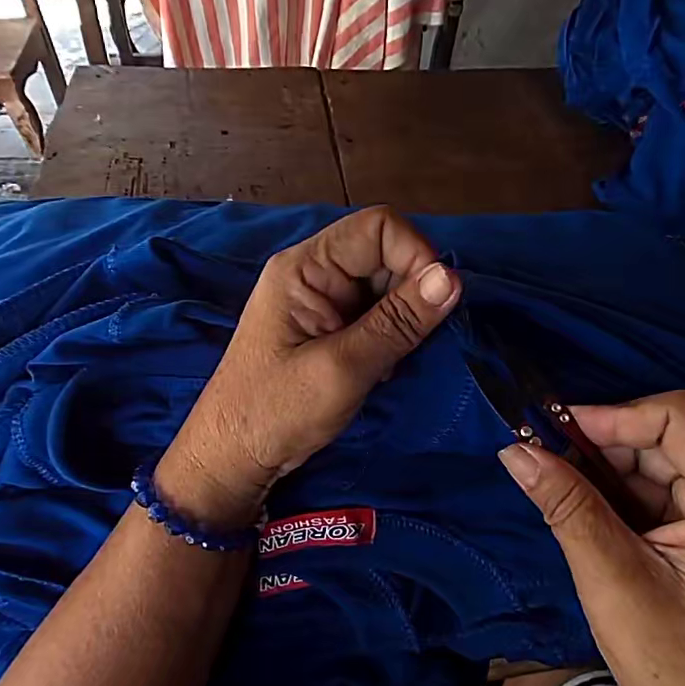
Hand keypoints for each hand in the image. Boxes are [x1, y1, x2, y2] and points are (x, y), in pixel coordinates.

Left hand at [157, 207, 461, 526]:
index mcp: (304, 267)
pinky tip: (377, 370)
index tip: (435, 303)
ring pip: (385, 287)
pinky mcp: (327, 328)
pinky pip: (375, 315)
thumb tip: (452, 278)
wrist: (232, 458)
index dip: (416, 254)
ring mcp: (320, 301)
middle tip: (404, 346)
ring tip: (384, 364)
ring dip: (401, 321)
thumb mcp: (342, 369)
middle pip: (384, 254)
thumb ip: (397, 322)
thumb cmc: (274, 413)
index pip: (378, 228)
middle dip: (409, 295)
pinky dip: (389, 338)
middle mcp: (313, 273)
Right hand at [495, 391, 684, 685]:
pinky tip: (595, 517)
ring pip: (670, 465)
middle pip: (678, 439)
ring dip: (613, 475)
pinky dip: (629, 499)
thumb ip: (567, 507)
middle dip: (607, 448)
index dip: (614, 416)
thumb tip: (514, 448)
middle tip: (546, 466)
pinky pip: (676, 495)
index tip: (550, 432)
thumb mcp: (617, 587)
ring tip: (565, 496)